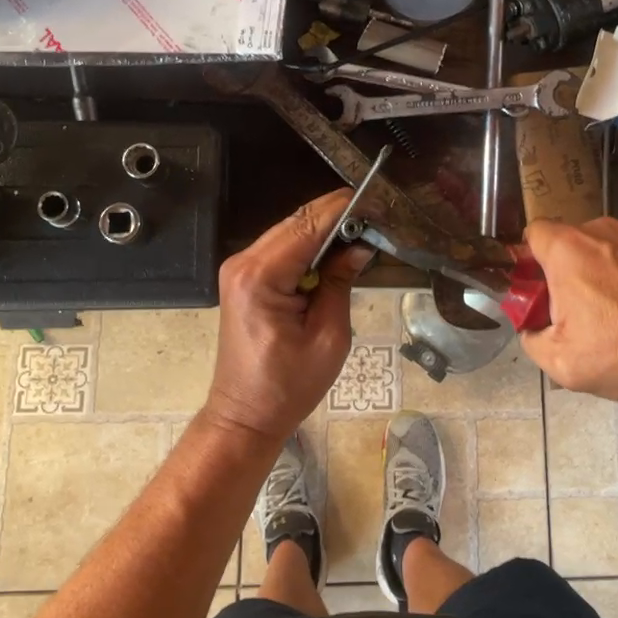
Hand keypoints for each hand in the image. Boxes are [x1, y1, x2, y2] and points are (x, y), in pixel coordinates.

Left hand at [203, 190, 373, 441]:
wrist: (244, 416)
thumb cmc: (288, 387)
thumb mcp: (329, 336)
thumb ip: (341, 283)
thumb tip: (361, 246)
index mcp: (261, 276)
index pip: (308, 225)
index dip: (343, 210)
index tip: (378, 202)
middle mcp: (244, 262)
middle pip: (296, 221)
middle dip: (336, 217)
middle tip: (378, 218)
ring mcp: (239, 268)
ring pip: (289, 231)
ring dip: (324, 231)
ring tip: (364, 233)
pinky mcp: (244, 277)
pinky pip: (281, 249)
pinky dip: (308, 246)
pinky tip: (336, 252)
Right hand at [520, 217, 617, 404]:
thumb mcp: (565, 365)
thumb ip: (532, 340)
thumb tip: (533, 328)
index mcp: (568, 248)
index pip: (531, 235)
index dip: (527, 267)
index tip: (538, 301)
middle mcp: (601, 231)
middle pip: (566, 247)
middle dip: (563, 281)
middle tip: (576, 324)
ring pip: (601, 257)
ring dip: (598, 285)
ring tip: (617, 329)